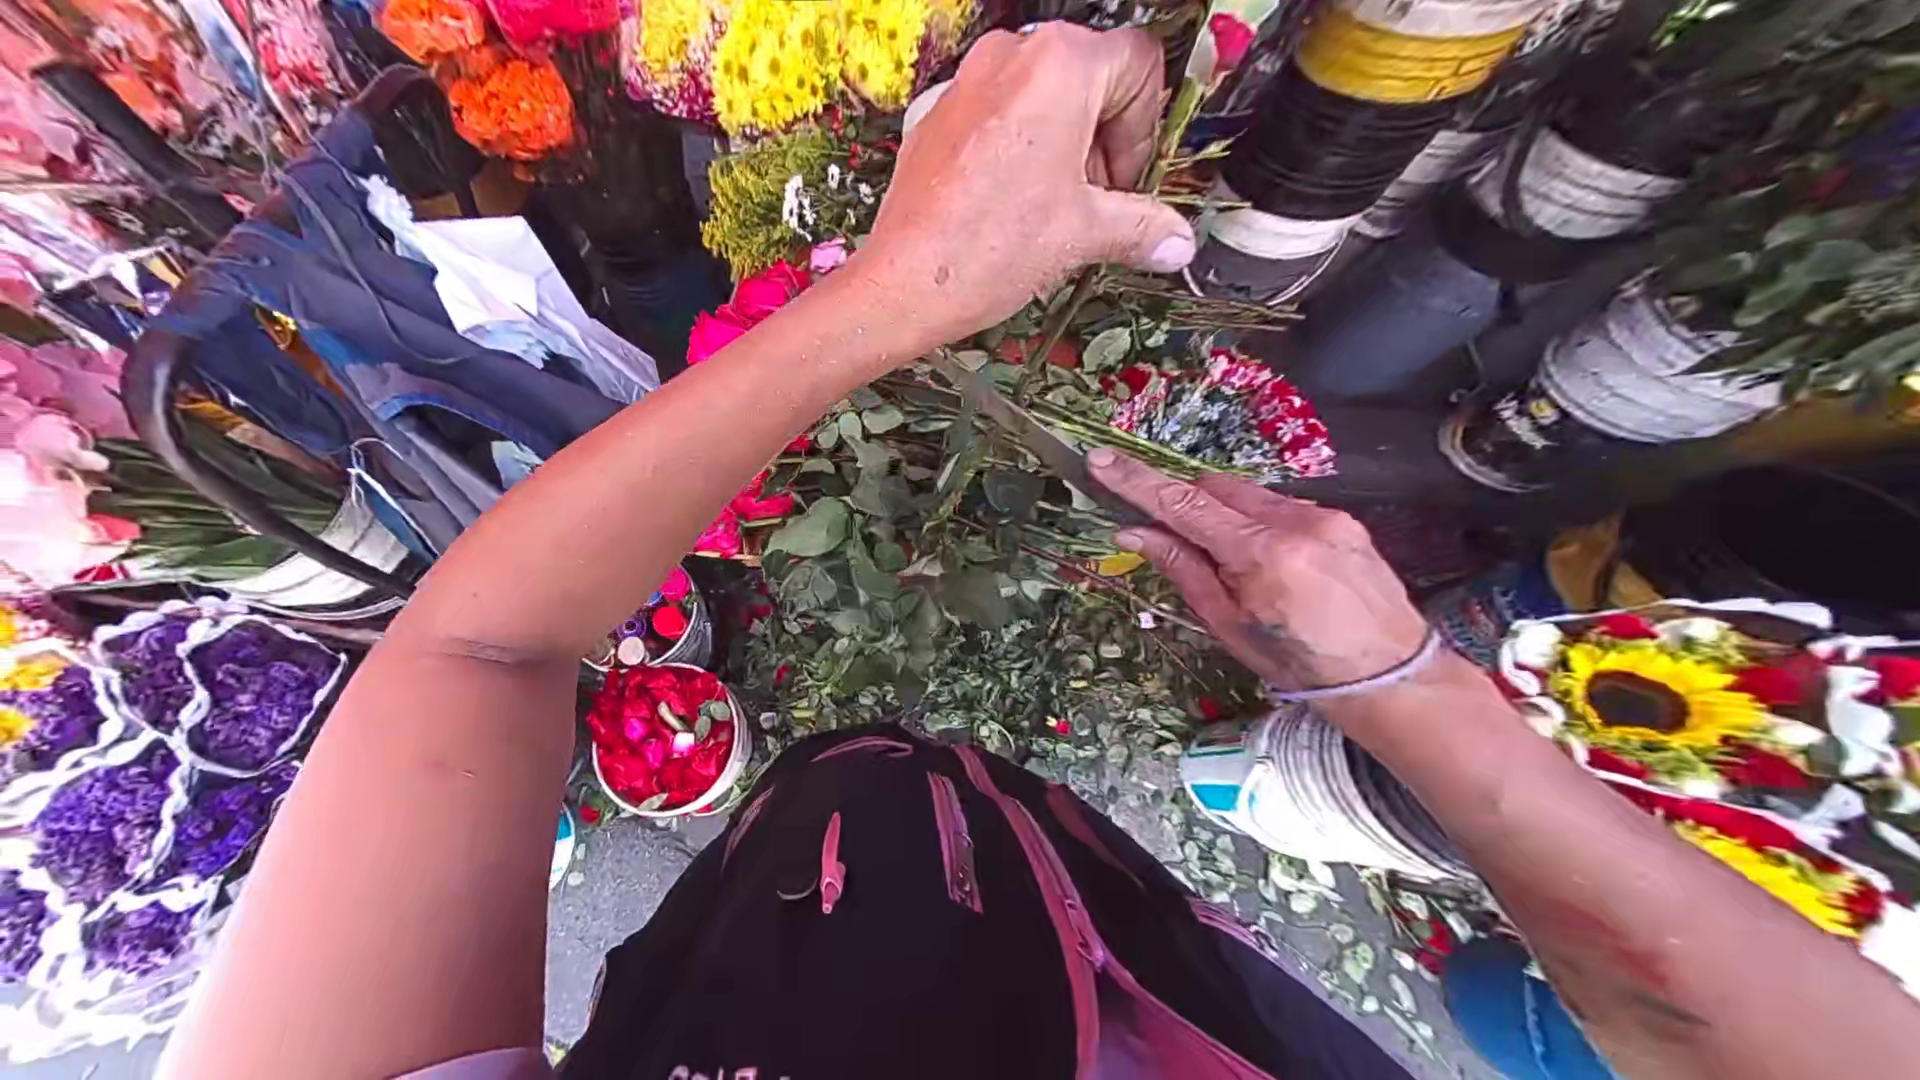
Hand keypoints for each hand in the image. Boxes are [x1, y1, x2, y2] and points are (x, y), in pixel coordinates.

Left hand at [853, 23, 1194, 349]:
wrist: (904, 285)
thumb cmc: (991, 249)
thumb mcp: (1082, 235)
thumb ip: (1142, 228)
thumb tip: (1179, 243)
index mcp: (1059, 64)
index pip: (1138, 66)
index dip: (1145, 131)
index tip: (1129, 186)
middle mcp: (1009, 55)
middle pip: (1089, 80)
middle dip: (1104, 145)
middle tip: (1096, 208)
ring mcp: (966, 84)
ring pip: (1041, 101)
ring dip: (1063, 152)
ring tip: (1051, 215)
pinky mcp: (936, 118)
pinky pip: (997, 120)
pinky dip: (1018, 154)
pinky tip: (1009, 209)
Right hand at [1087, 449, 1430, 689]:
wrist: (1388, 674)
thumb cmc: (1296, 660)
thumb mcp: (1226, 622)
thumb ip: (1181, 567)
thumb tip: (1133, 532)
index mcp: (1262, 554)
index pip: (1185, 503)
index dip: (1137, 481)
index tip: (1101, 460)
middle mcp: (1296, 521)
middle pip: (1215, 487)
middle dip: (1186, 503)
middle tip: (1173, 538)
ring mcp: (1325, 515)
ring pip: (1247, 494)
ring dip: (1222, 514)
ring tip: (1232, 561)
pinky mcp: (1342, 518)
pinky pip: (1279, 505)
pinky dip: (1255, 521)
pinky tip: (1267, 559)